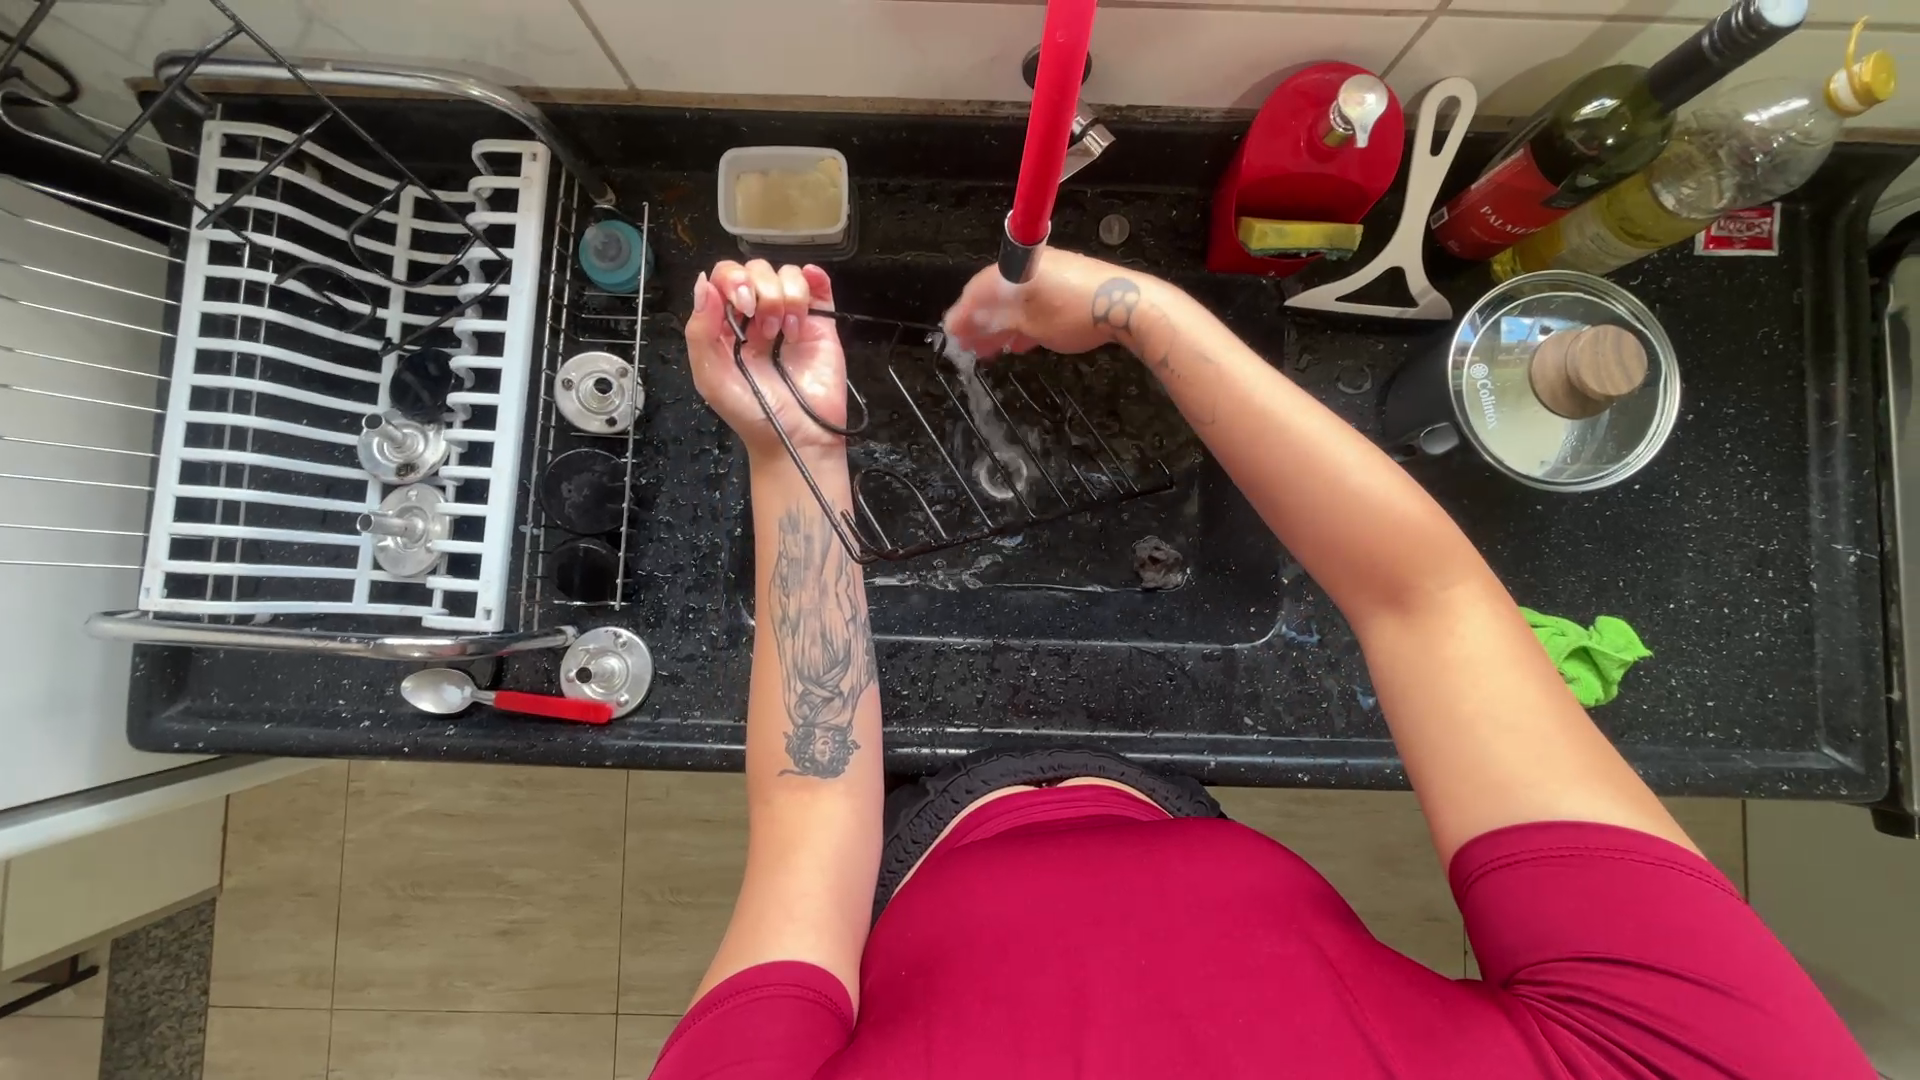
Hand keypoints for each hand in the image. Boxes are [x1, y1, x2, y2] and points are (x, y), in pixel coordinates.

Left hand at [685, 259, 847, 462]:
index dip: (732, 281)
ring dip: (787, 297)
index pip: (724, 279)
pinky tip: (808, 297)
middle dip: (761, 291)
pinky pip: (818, 285)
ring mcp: (792, 319)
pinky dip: (814, 279)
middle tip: (766, 330)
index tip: (743, 307)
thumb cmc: (752, 413)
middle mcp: (758, 317)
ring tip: (788, 333)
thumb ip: (700, 331)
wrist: (797, 438)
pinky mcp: (822, 326)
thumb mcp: (710, 378)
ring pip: (787, 274)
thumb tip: (705, 284)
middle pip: (757, 270)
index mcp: (727, 326)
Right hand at [939, 247, 1155, 358]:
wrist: (1126, 305)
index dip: (962, 313)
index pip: (978, 288)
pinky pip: (1035, 307)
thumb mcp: (1028, 323)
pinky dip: (1022, 325)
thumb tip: (968, 324)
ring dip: (1000, 327)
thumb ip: (995, 323)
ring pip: (1015, 303)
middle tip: (968, 347)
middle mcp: (1031, 267)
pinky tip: (1018, 343)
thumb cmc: (1074, 311)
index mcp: (1016, 268)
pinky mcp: (1067, 289)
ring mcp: (1051, 277)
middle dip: (979, 322)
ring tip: (989, 350)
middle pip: (995, 295)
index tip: (953, 334)